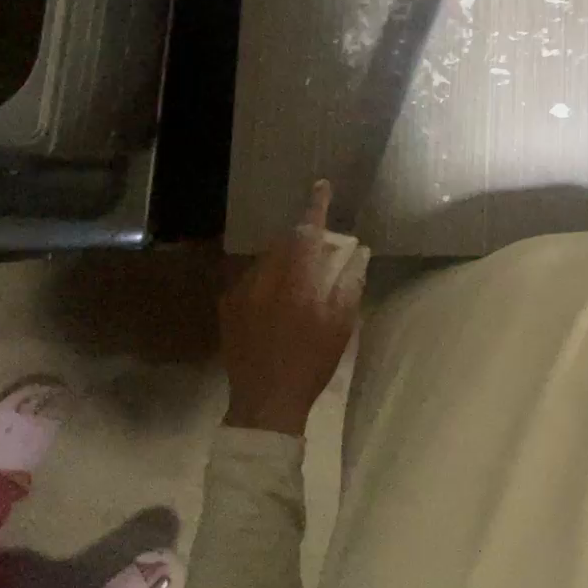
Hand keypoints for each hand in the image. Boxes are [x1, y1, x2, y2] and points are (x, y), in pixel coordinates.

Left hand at [218, 181, 367, 435]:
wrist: (265, 402)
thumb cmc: (312, 361)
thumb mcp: (342, 323)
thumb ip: (350, 282)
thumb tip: (358, 252)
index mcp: (297, 280)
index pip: (307, 231)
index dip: (316, 206)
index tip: (321, 185)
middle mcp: (265, 278)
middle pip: (285, 242)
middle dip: (303, 238)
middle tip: (322, 250)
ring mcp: (242, 292)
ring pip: (267, 259)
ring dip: (285, 258)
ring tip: (300, 278)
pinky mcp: (228, 307)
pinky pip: (251, 278)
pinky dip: (268, 278)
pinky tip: (277, 299)